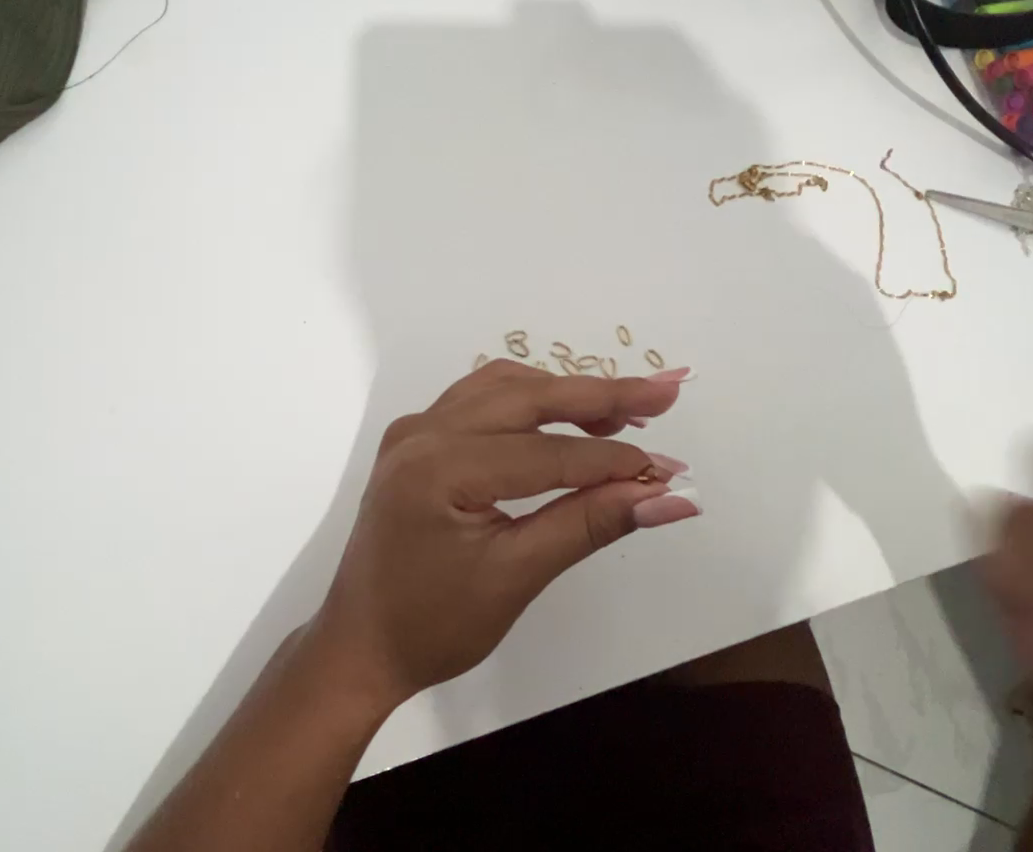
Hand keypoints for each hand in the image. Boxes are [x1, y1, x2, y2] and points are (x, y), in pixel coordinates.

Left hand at [306, 360, 698, 708]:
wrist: (360, 645)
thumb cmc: (434, 626)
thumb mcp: (517, 577)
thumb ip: (590, 525)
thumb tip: (669, 497)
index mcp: (441, 468)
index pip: (549, 454)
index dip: (615, 463)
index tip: (672, 470)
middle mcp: (423, 432)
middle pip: (527, 396)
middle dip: (602, 395)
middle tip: (666, 394)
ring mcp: (414, 430)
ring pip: (504, 388)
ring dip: (565, 393)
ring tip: (622, 415)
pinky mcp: (416, 439)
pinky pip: (480, 400)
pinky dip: (529, 402)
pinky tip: (562, 418)